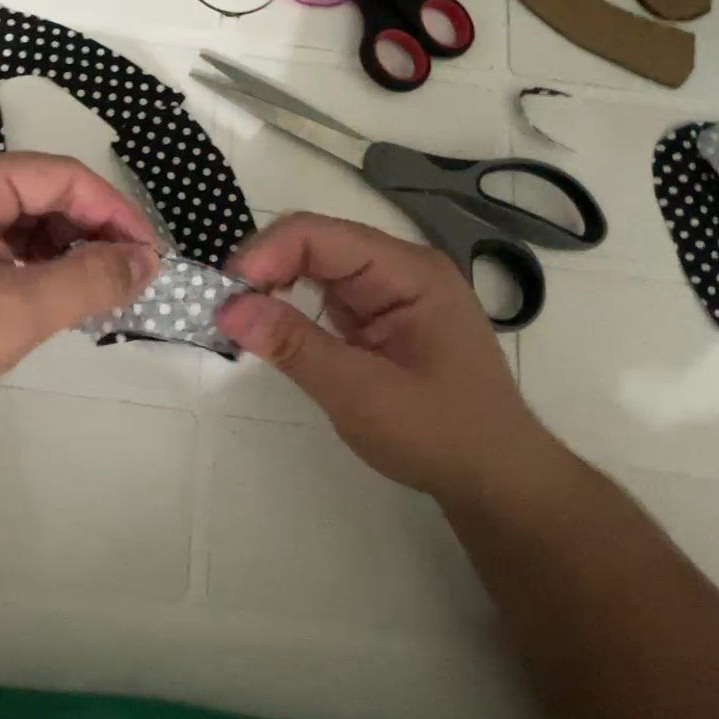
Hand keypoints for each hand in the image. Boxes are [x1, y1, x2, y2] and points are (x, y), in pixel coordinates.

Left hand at [0, 152, 160, 414]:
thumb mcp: (16, 311)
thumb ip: (88, 280)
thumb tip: (146, 260)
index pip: (61, 176)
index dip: (114, 212)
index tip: (152, 257)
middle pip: (43, 193)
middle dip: (91, 234)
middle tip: (129, 282)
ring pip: (25, 219)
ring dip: (66, 252)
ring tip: (99, 294)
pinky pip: (2, 241)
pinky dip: (36, 265)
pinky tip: (58, 296)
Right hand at [215, 213, 569, 505]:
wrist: (496, 482)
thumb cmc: (441, 435)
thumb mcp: (361, 393)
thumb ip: (294, 345)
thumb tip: (226, 308)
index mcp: (408, 272)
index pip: (320, 236)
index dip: (266, 254)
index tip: (226, 293)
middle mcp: (397, 269)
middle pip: (313, 242)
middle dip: (262, 266)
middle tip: (222, 307)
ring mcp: (386, 292)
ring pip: (311, 265)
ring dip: (269, 283)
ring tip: (234, 315)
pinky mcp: (374, 317)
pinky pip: (319, 293)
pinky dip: (285, 304)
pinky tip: (264, 325)